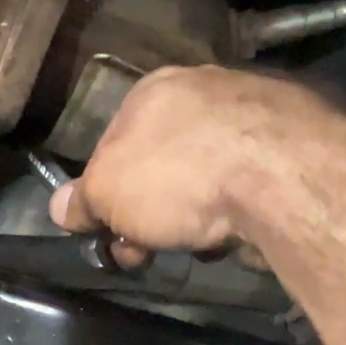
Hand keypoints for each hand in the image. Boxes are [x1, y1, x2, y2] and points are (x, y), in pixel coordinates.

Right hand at [49, 67, 345, 255]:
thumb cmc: (176, 179)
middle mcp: (199, 89)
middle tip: (142, 255)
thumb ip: (79, 202)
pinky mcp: (285, 142)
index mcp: (151, 91)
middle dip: (143, 218)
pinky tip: (228, 235)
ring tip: (192, 246)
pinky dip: (226, 214)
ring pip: (195, 182)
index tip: (107, 237)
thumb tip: (59, 207)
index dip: (102, 201)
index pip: (109, 150)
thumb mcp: (105, 196)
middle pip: (153, 168)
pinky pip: (236, 187)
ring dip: (183, 222)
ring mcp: (247, 111)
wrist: (279, 177)